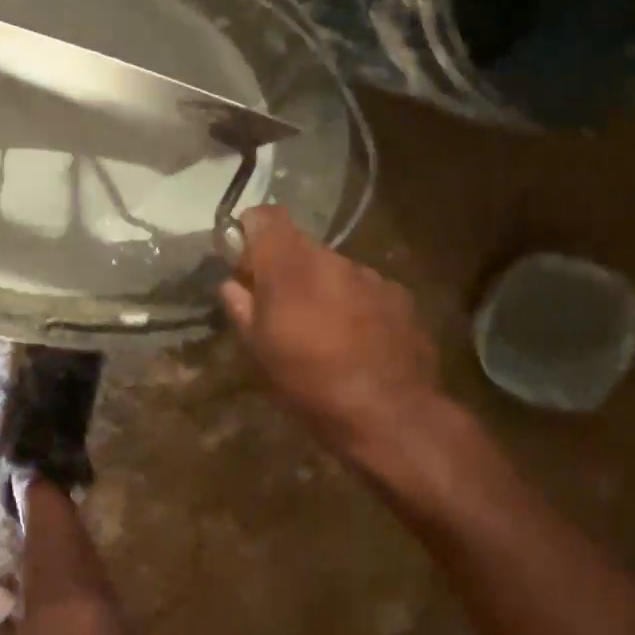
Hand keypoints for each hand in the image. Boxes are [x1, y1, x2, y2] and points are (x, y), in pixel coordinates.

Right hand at [219, 206, 439, 452]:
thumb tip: (233, 285)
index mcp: (288, 264)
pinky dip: (354, 305)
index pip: (264, 217)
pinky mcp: (401, 298)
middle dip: (286, 267)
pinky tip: (357, 342)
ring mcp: (370, 276)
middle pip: (299, 245)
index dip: (250, 232)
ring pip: (333, 269)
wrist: (391, 417)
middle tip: (279, 305)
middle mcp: (330, 259)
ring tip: (323, 329)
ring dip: (322, 287)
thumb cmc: (309, 381)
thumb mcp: (257, 350)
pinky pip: (364, 290)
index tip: (245, 263)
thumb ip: (240, 307)